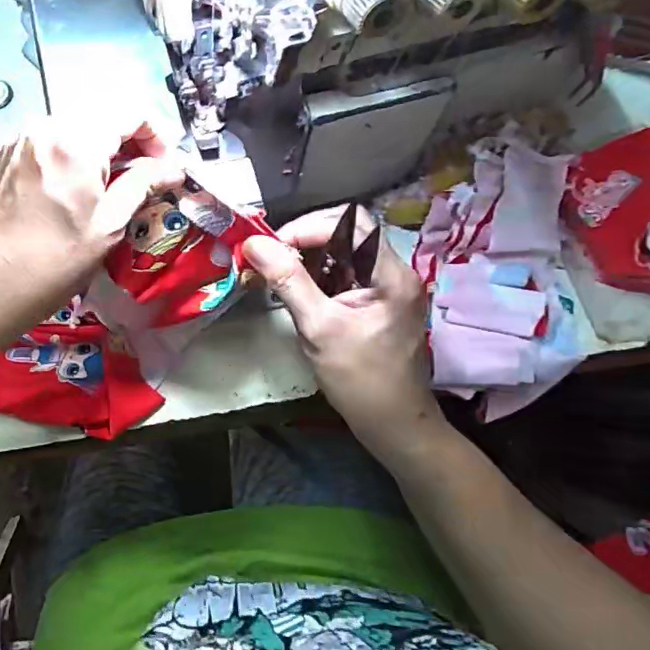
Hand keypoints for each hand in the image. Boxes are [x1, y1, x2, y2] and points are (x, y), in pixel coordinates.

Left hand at [0, 115, 178, 359]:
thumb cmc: (52, 264)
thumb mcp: (108, 227)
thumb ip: (142, 185)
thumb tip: (172, 167)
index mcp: (74, 141)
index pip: (129, 111)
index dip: (156, 133)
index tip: (164, 163)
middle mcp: (43, 127)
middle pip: (101, 114)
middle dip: (128, 139)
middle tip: (143, 174)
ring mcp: (19, 139)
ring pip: (74, 126)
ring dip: (100, 147)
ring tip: (110, 185)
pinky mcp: (4, 155)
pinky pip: (49, 141)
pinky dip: (71, 154)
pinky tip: (75, 188)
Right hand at [240, 206, 435, 435]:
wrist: (393, 425)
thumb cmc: (360, 380)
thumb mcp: (319, 327)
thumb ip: (288, 281)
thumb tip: (254, 244)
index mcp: (391, 274)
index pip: (351, 224)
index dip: (308, 228)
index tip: (272, 248)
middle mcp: (395, 273)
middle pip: (347, 235)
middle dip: (304, 242)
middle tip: (270, 259)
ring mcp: (387, 289)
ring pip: (343, 255)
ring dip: (308, 260)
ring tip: (276, 275)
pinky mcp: (376, 304)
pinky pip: (345, 277)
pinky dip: (317, 278)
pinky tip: (295, 292)